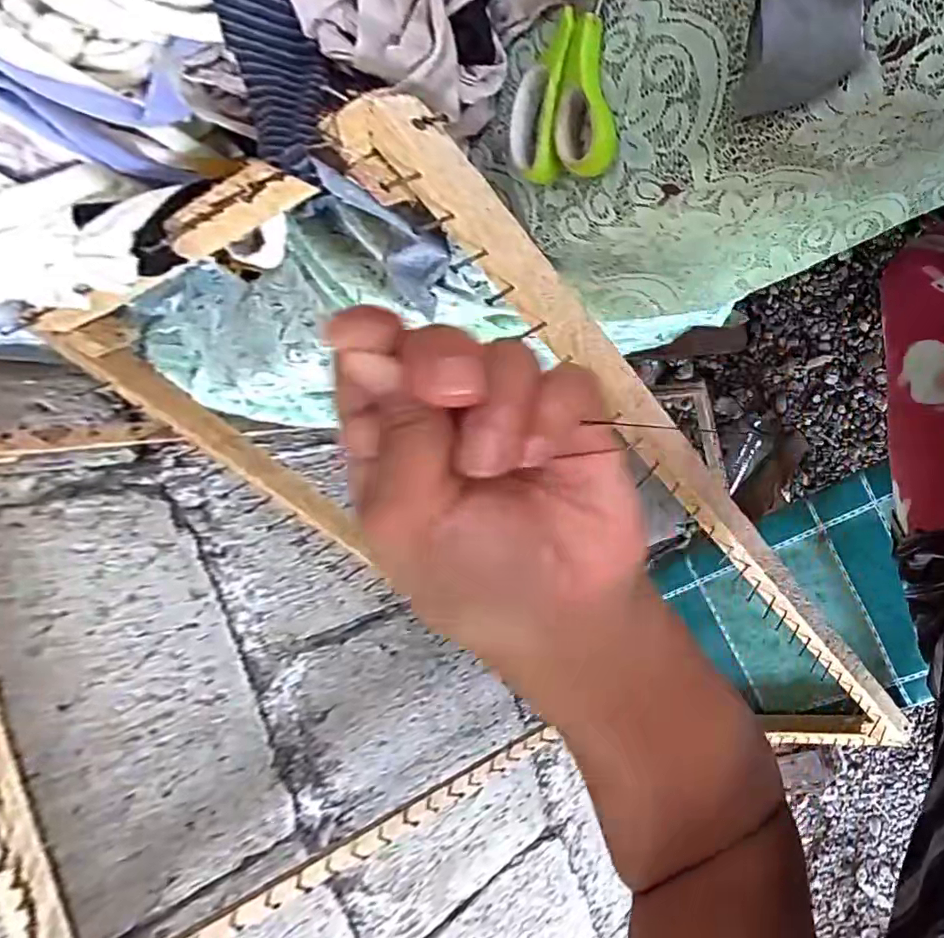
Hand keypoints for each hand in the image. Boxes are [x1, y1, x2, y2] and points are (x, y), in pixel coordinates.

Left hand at [326, 307, 646, 669]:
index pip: (371, 363)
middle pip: (442, 341)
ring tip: (506, 464)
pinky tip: (548, 453)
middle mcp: (455, 415)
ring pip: (509, 354)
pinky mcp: (577, 418)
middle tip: (454, 394)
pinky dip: (555, 409)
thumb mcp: (409, 521)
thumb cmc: (473, 578)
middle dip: (444, 359)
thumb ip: (397, 437)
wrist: (568, 610)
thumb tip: (371, 351)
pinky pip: (568, 379)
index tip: (366, 332)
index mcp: (396, 437)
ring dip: (504, 405)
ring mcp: (521, 412)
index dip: (366, 334)